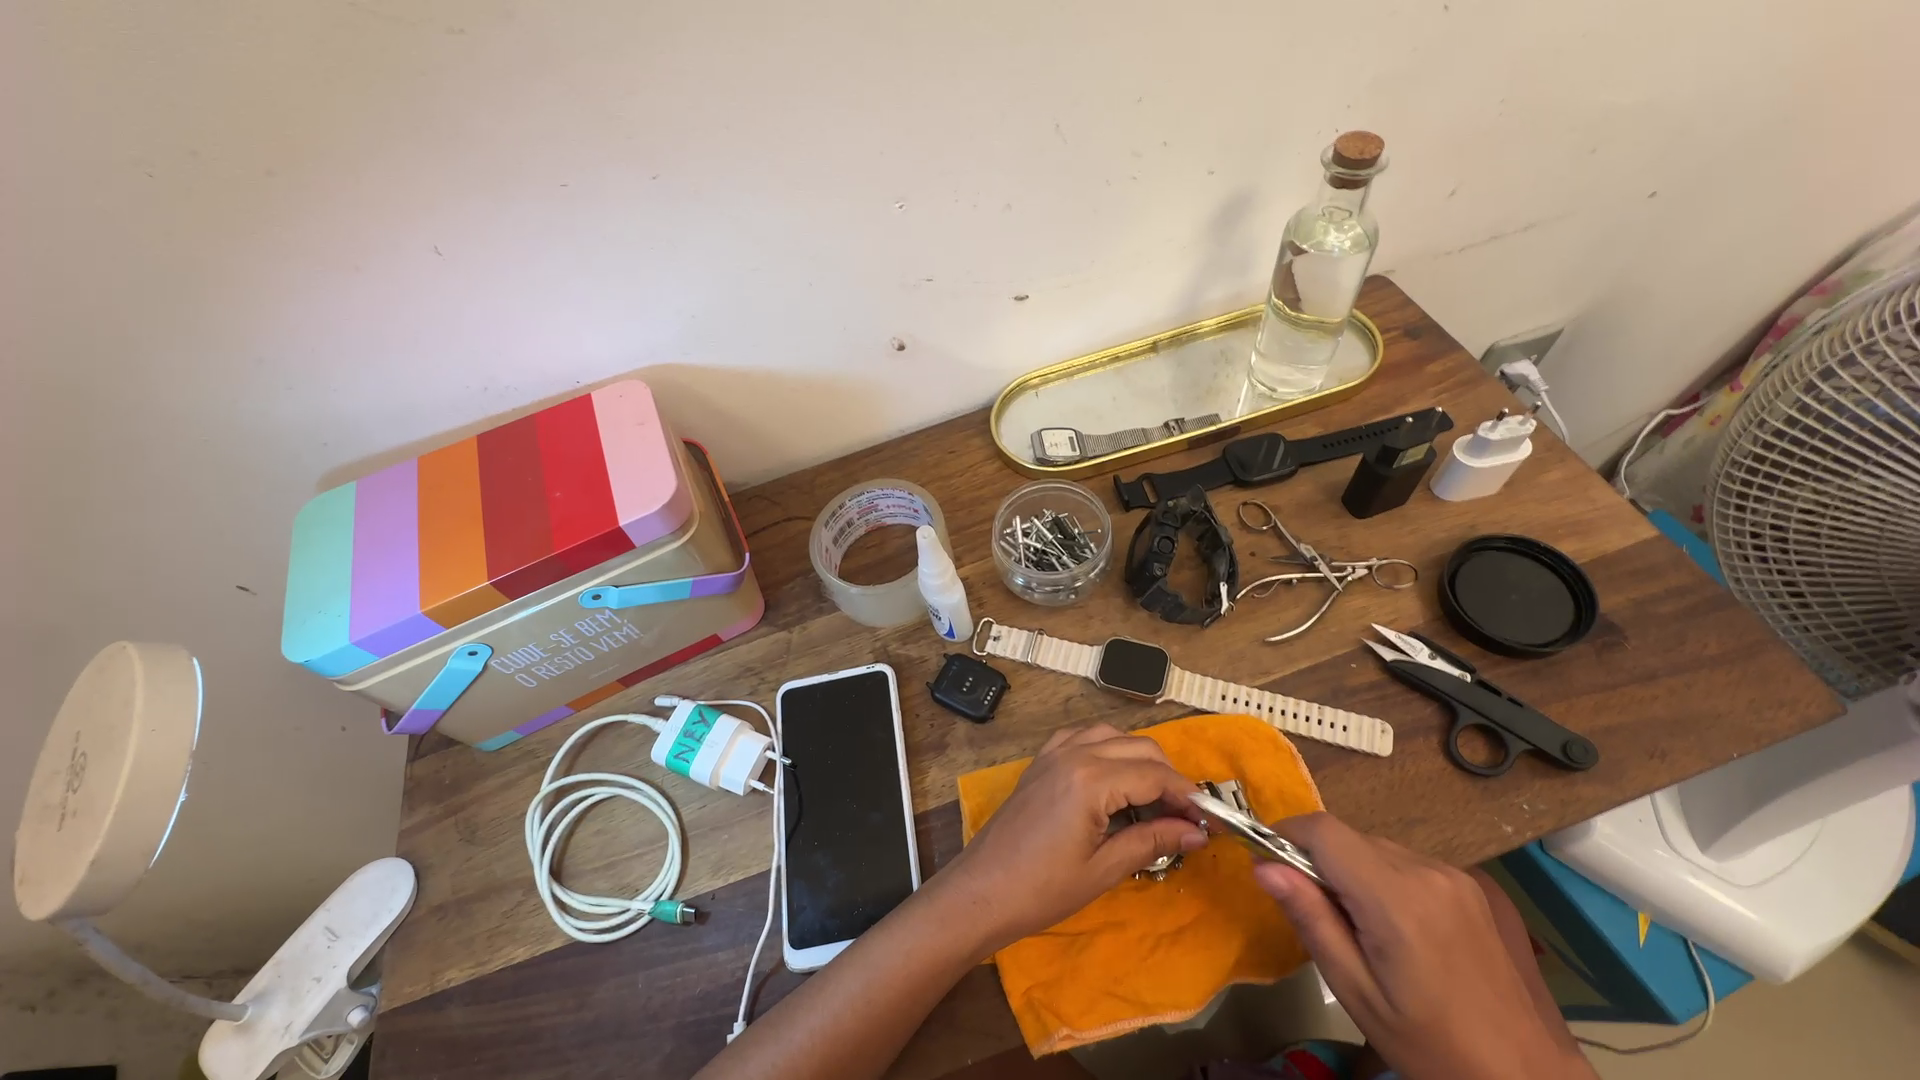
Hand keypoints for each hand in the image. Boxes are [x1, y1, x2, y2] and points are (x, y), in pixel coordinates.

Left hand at [928, 724, 1206, 951]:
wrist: (981, 892)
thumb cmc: (1042, 890)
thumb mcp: (1104, 870)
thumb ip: (1152, 841)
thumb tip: (1196, 833)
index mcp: (1091, 780)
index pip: (1155, 775)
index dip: (1188, 797)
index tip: (1209, 821)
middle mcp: (1073, 754)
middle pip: (1139, 747)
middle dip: (1169, 776)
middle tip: (1185, 815)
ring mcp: (1053, 754)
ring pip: (1112, 735)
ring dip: (1140, 758)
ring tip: (1154, 798)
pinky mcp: (1040, 762)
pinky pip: (1082, 738)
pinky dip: (1106, 749)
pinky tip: (1113, 779)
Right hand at [1253, 813, 1594, 1079]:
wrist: (1531, 1079)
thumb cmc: (1433, 1046)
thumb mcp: (1357, 993)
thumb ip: (1311, 920)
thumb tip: (1264, 866)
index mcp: (1396, 897)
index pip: (1323, 830)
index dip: (1286, 834)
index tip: (1267, 863)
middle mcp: (1431, 871)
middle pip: (1351, 839)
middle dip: (1321, 863)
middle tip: (1317, 916)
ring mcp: (1463, 877)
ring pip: (1383, 851)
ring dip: (1358, 874)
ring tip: (1365, 932)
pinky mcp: (1482, 888)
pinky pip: (1416, 867)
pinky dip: (1393, 884)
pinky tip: (1407, 935)